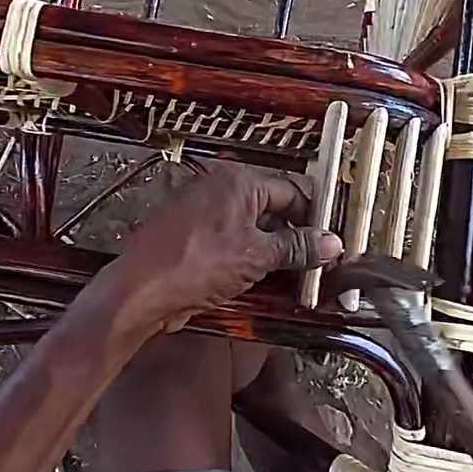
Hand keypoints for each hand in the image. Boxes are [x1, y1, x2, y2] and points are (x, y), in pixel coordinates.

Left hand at [94, 168, 342, 335]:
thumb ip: (296, 247)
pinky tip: (260, 282)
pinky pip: (228, 242)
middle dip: (293, 238)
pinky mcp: (189, 236)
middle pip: (270, 210)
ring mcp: (201, 211)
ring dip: (271, 252)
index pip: (291, 192)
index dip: (314, 219)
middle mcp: (218, 189)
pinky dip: (247, 258)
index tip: (331, 244)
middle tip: (318, 266)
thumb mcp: (256, 256)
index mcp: (237, 181)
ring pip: (249, 229)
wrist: (141, 290)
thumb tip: (331, 242)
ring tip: (294, 279)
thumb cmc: (197, 264)